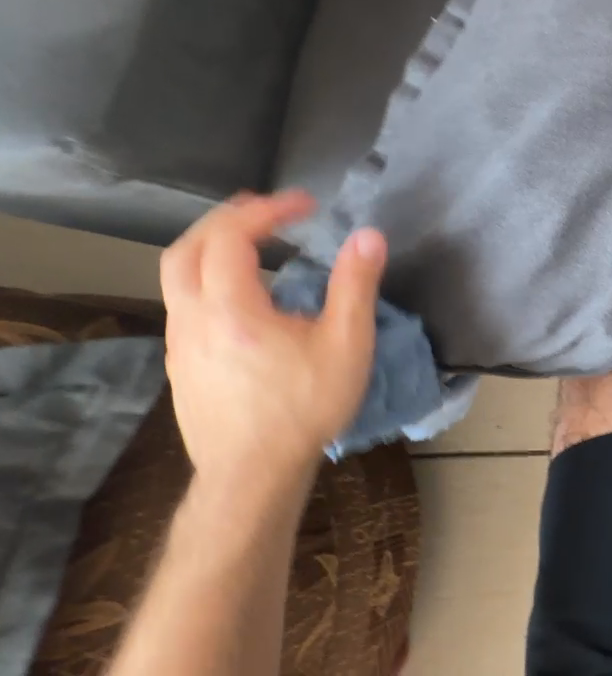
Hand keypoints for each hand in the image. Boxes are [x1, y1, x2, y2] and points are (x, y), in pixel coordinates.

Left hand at [159, 191, 385, 487]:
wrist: (254, 472)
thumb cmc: (306, 405)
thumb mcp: (348, 342)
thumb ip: (355, 284)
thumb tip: (368, 236)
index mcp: (231, 310)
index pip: (231, 239)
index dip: (266, 210)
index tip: (307, 204)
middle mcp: (192, 321)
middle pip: (185, 251)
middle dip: (225, 219)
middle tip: (269, 208)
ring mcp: (180, 345)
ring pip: (178, 279)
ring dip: (214, 248)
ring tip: (258, 242)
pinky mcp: (183, 365)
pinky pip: (186, 304)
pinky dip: (211, 278)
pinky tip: (247, 293)